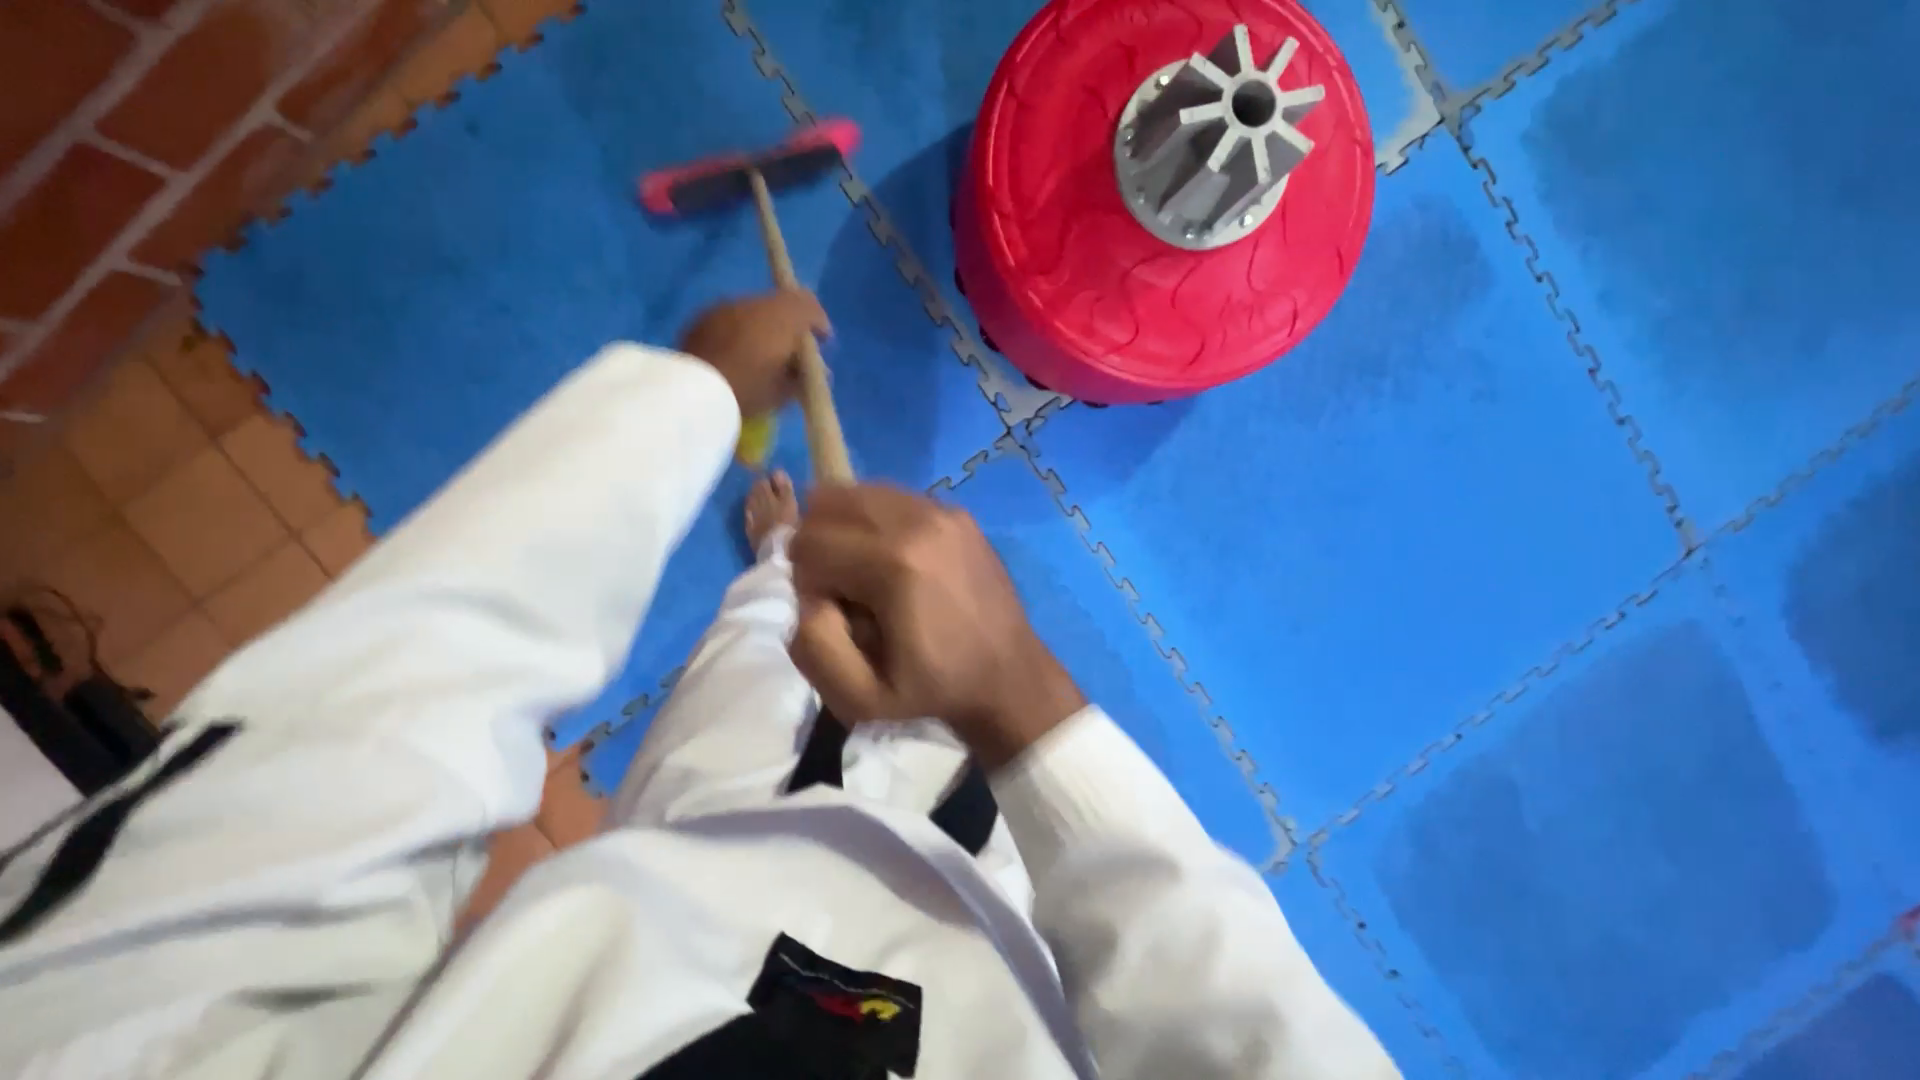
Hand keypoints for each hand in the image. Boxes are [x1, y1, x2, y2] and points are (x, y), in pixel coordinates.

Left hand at [678, 288, 830, 418]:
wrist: (691, 394)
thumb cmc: (747, 392)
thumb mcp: (784, 393)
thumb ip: (805, 376)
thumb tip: (817, 369)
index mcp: (781, 317)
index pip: (809, 305)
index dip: (818, 322)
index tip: (821, 342)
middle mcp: (754, 303)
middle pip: (781, 304)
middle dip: (790, 324)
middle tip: (791, 351)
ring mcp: (725, 307)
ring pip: (754, 310)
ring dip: (762, 327)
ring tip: (760, 355)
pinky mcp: (703, 317)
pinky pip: (731, 319)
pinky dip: (739, 332)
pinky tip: (734, 355)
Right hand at [787, 484, 1087, 769]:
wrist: (1008, 676)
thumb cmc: (933, 690)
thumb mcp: (859, 697)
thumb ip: (813, 647)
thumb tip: (809, 597)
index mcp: (894, 562)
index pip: (807, 544)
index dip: (808, 584)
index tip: (836, 615)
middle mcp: (919, 520)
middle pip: (827, 503)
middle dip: (820, 547)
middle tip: (846, 592)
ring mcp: (942, 510)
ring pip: (857, 494)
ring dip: (845, 531)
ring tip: (869, 575)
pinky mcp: (956, 512)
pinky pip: (890, 499)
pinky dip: (876, 524)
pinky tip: (895, 564)